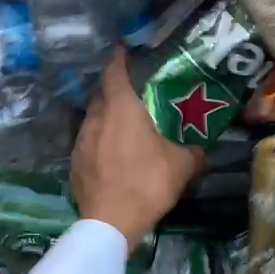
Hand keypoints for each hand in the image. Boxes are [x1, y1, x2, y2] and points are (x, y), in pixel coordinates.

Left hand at [71, 47, 203, 243]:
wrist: (112, 222)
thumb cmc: (147, 183)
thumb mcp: (181, 166)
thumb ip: (192, 152)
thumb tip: (200, 150)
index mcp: (120, 108)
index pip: (114, 72)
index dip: (119, 59)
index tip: (123, 51)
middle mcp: (95, 118)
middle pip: (101, 96)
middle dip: (113, 93)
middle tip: (129, 97)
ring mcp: (80, 142)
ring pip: (92, 122)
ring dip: (105, 122)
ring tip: (121, 130)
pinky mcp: (74, 165)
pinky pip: (88, 146)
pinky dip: (99, 146)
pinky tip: (110, 159)